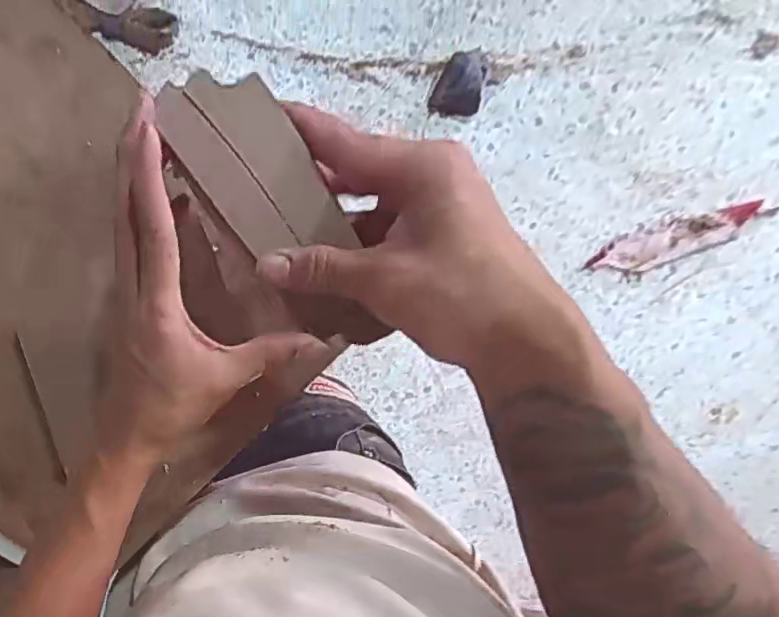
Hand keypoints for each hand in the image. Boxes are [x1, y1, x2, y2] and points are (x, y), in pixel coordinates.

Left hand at [97, 95, 324, 468]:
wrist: (124, 442)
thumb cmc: (168, 413)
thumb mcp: (223, 381)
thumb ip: (268, 354)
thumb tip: (320, 337)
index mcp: (156, 306)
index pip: (153, 230)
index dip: (149, 178)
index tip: (148, 130)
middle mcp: (131, 295)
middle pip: (125, 218)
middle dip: (130, 162)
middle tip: (140, 112)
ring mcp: (122, 302)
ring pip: (120, 233)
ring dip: (129, 185)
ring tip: (143, 140)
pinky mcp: (123, 311)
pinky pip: (128, 254)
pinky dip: (137, 220)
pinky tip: (158, 204)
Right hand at [257, 107, 594, 372]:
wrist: (519, 335)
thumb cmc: (459, 294)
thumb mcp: (382, 280)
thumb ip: (321, 268)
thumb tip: (266, 264)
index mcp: (421, 169)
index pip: (349, 143)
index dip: (307, 132)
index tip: (270, 118)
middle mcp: (426, 178)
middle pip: (354, 174)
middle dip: (308, 185)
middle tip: (258, 188)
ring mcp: (430, 208)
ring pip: (362, 209)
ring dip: (324, 227)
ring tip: (275, 236)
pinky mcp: (429, 237)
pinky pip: (375, 234)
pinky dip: (346, 250)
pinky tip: (313, 269)